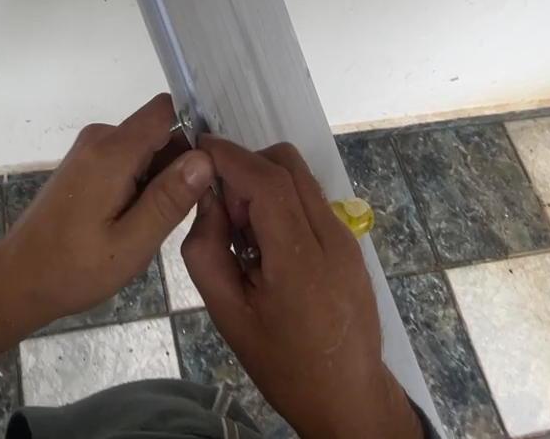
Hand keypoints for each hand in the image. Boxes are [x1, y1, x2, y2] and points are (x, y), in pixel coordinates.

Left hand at [0, 94, 214, 365]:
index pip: (166, 110)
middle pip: (158, 131)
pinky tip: (143, 220)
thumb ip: (169, 199)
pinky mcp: (86, 164)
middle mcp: (100, 139)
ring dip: (162, 177)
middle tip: (196, 209)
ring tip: (166, 221)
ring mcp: (90, 150)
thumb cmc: (75, 268)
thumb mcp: (131, 244)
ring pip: (146, 148)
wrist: (19, 279)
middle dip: (181, 163)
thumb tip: (205, 157)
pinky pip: (128, 160)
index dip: (195, 130)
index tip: (216, 165)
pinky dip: (143, 183)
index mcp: (112, 152)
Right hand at [183, 137, 421, 438]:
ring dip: (264, 182)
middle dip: (245, 166)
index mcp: (301, 261)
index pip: (266, 181)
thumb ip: (206, 249)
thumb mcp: (227, 314)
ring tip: (246, 231)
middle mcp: (332, 238)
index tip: (199, 150)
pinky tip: (268, 244)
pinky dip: (281, 200)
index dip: (229, 156)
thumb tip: (206, 197)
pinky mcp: (350, 241)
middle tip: (226, 209)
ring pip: (300, 176)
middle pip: (286, 164)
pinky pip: (309, 198)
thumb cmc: (283, 363)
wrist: (350, 400)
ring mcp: (347, 237)